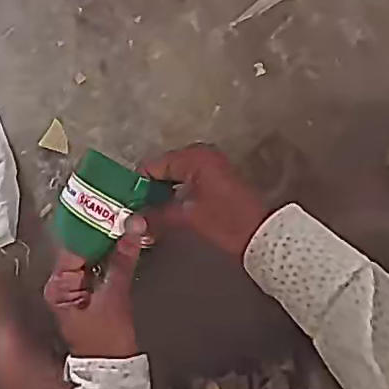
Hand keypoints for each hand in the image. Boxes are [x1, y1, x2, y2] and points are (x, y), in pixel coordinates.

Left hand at [43, 217, 149, 357]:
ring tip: (127, 220)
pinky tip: (127, 240)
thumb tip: (132, 227)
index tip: (109, 208)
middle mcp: (63, 283)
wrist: (114, 370)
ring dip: (109, 240)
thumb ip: (122, 260)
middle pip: (82, 248)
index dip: (91, 226)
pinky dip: (113, 253)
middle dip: (102, 230)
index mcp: (59, 285)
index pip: (73, 246)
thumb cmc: (107, 341)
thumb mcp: (115, 298)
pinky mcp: (92, 290)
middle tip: (122, 210)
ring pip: (93, 254)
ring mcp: (77, 287)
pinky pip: (101, 264)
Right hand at [143, 145, 270, 259]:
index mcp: (194, 157)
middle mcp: (202, 154)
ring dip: (163, 191)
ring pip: (176, 174)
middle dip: (150, 187)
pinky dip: (177, 191)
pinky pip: (188, 179)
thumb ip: (157, 215)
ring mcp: (211, 164)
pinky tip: (169, 209)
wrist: (262, 233)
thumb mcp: (188, 217)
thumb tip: (132, 220)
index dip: (138, 183)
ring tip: (149, 212)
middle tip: (135, 209)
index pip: (154, 164)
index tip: (127, 201)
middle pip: (164, 167)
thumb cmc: (227, 221)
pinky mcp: (217, 177)